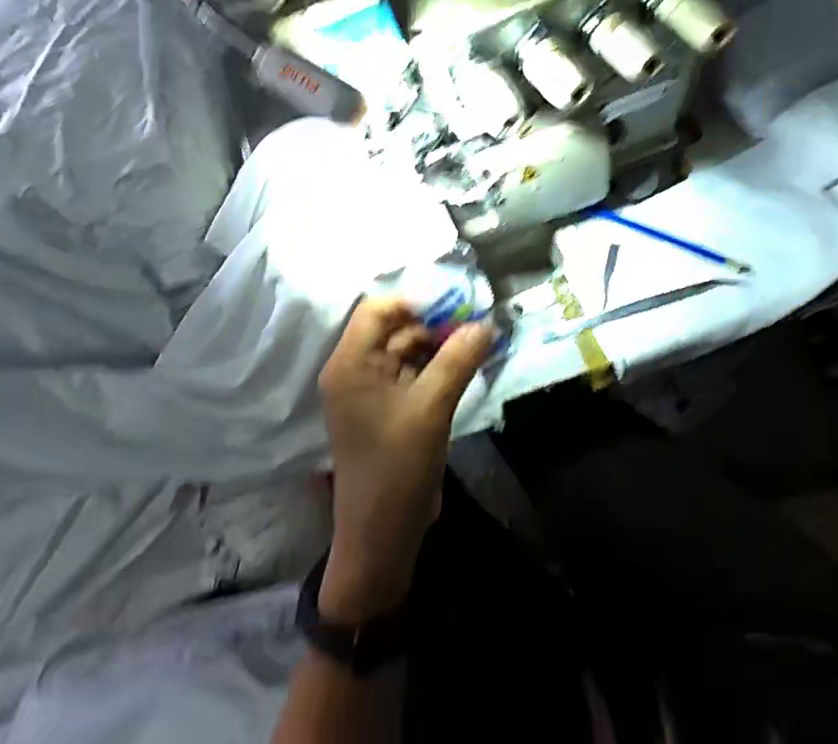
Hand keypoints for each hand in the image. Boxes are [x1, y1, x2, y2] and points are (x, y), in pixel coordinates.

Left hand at [316, 298, 494, 621]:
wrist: (380, 536)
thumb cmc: (397, 468)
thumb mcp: (431, 409)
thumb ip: (457, 361)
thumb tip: (486, 323)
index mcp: (350, 363)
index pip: (378, 309)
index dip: (417, 301)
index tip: (459, 303)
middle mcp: (354, 369)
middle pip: (395, 328)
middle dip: (435, 321)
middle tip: (479, 319)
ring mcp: (370, 391)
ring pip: (406, 351)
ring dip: (440, 344)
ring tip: (480, 338)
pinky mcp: (386, 409)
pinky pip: (411, 374)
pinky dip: (437, 366)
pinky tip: (467, 363)